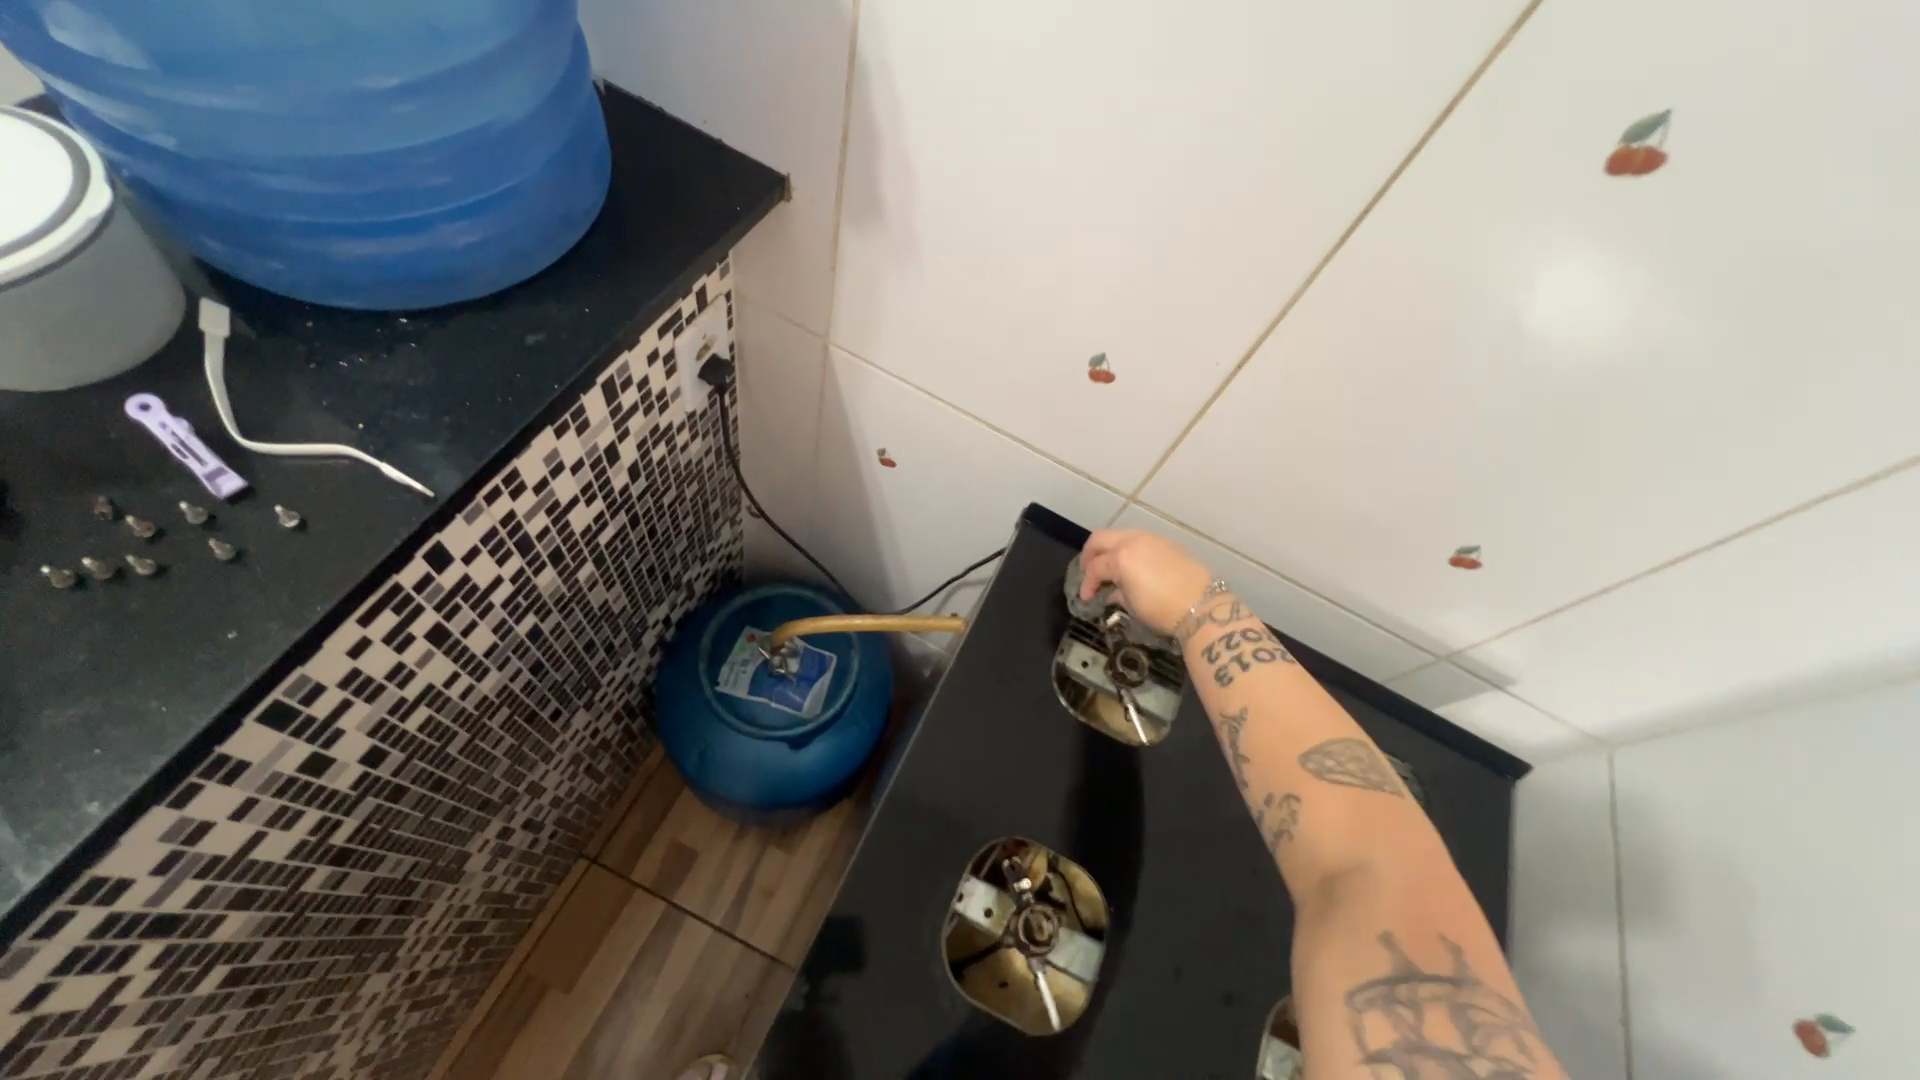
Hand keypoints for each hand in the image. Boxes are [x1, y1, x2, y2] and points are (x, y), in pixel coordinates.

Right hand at [1077, 529, 1216, 637]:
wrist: (1203, 606)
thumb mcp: (1132, 606)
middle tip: (1087, 571)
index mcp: (1120, 558)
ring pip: (1120, 535)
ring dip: (1109, 549)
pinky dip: (1128, 548)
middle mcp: (1132, 541)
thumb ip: (1117, 594)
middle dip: (1089, 555)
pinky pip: (1139, 539)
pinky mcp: (1166, 542)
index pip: (1095, 568)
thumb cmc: (1162, 610)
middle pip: (1100, 539)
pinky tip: (1132, 565)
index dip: (1087, 584)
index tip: (1086, 598)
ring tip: (1109, 567)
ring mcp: (1151, 538)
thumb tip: (1112, 593)